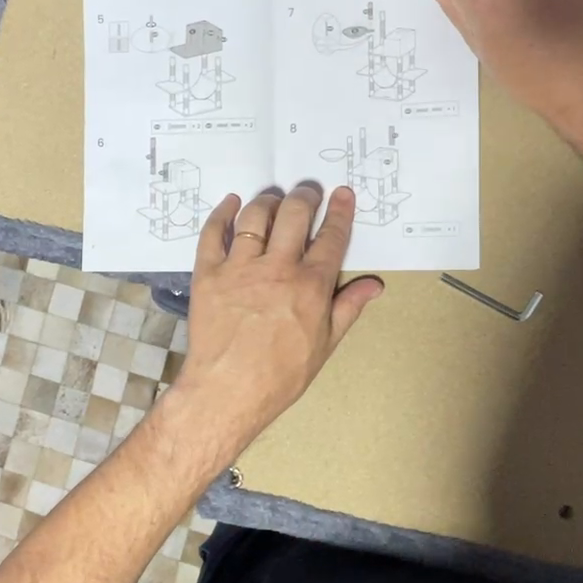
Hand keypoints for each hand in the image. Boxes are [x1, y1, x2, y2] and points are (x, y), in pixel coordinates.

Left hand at [170, 185, 383, 445]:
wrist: (228, 391)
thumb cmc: (281, 375)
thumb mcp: (325, 345)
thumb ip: (348, 308)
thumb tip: (374, 284)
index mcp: (311, 285)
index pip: (331, 237)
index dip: (340, 211)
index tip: (342, 194)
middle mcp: (277, 268)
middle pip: (294, 215)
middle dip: (305, 196)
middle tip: (308, 191)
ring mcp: (239, 268)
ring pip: (254, 217)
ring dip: (267, 201)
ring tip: (273, 198)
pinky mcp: (208, 274)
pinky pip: (213, 234)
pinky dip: (222, 213)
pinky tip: (230, 203)